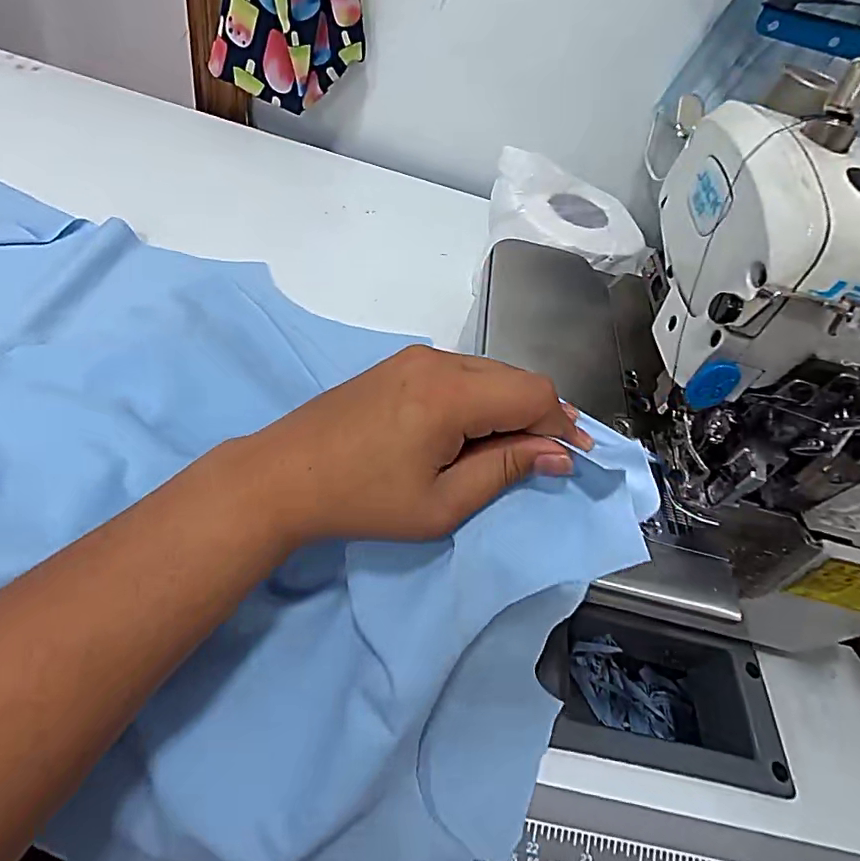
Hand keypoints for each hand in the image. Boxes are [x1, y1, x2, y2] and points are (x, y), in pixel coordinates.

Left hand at [221, 346, 591, 545]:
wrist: (283, 475)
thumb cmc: (362, 499)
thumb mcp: (441, 501)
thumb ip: (505, 469)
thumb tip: (557, 454)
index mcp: (451, 393)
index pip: (534, 394)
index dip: (562, 425)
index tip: (576, 458)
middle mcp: (436, 361)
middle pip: (514, 376)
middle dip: (539, 414)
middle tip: (549, 456)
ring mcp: (413, 358)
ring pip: (488, 371)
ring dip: (510, 404)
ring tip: (513, 447)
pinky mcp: (398, 365)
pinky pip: (459, 372)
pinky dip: (480, 397)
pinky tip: (474, 429)